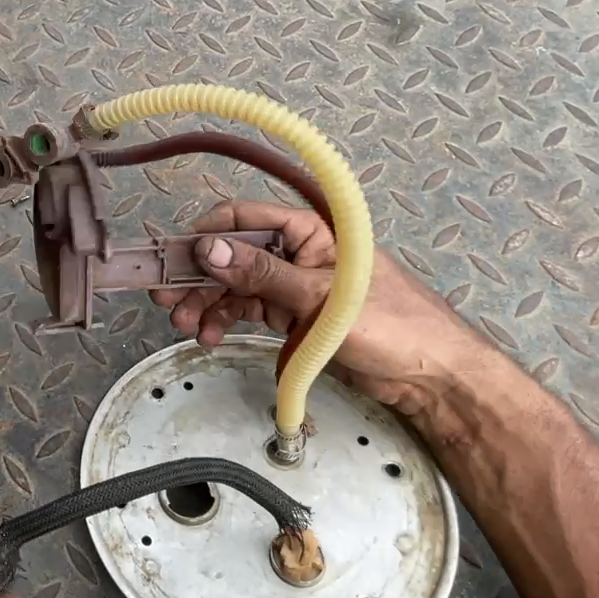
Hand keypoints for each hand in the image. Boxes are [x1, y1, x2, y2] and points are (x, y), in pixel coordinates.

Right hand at [150, 200, 506, 428]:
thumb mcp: (321, 298)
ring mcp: (290, 282)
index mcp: (310, 230)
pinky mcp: (289, 312)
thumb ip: (262, 274)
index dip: (205, 235)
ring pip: (232, 283)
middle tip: (166, 300)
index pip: (243, 217)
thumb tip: (208, 249)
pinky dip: (223, 319)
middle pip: (230, 254)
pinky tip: (208, 334)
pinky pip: (244, 308)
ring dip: (205, 302)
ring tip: (185, 326)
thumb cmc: (392, 326)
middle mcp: (295, 251)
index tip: (174, 259)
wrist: (432, 379)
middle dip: (197, 277)